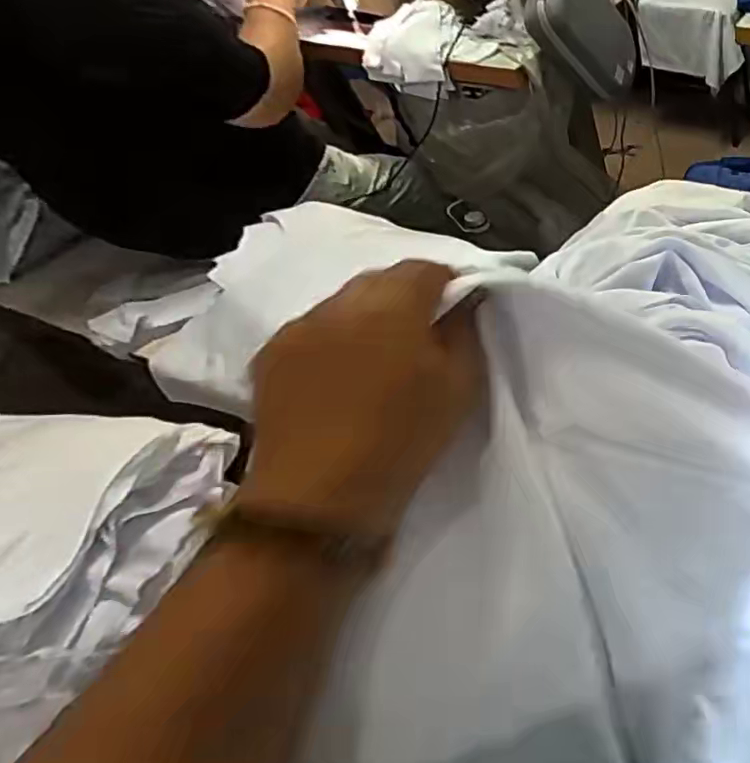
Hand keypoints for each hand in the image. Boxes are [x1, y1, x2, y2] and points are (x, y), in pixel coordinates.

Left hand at [244, 261, 484, 539]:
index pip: (425, 268)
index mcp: (389, 308)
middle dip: (410, 293)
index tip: (462, 308)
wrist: (321, 494)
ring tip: (390, 350)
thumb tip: (466, 299)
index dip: (450, 281)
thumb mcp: (462, 379)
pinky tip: (353, 368)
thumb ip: (465, 328)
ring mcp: (296, 330)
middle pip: (381, 278)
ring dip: (374, 313)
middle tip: (431, 329)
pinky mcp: (270, 356)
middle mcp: (336, 307)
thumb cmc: (407, 431)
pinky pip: (317, 326)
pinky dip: (342, 334)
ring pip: (346, 300)